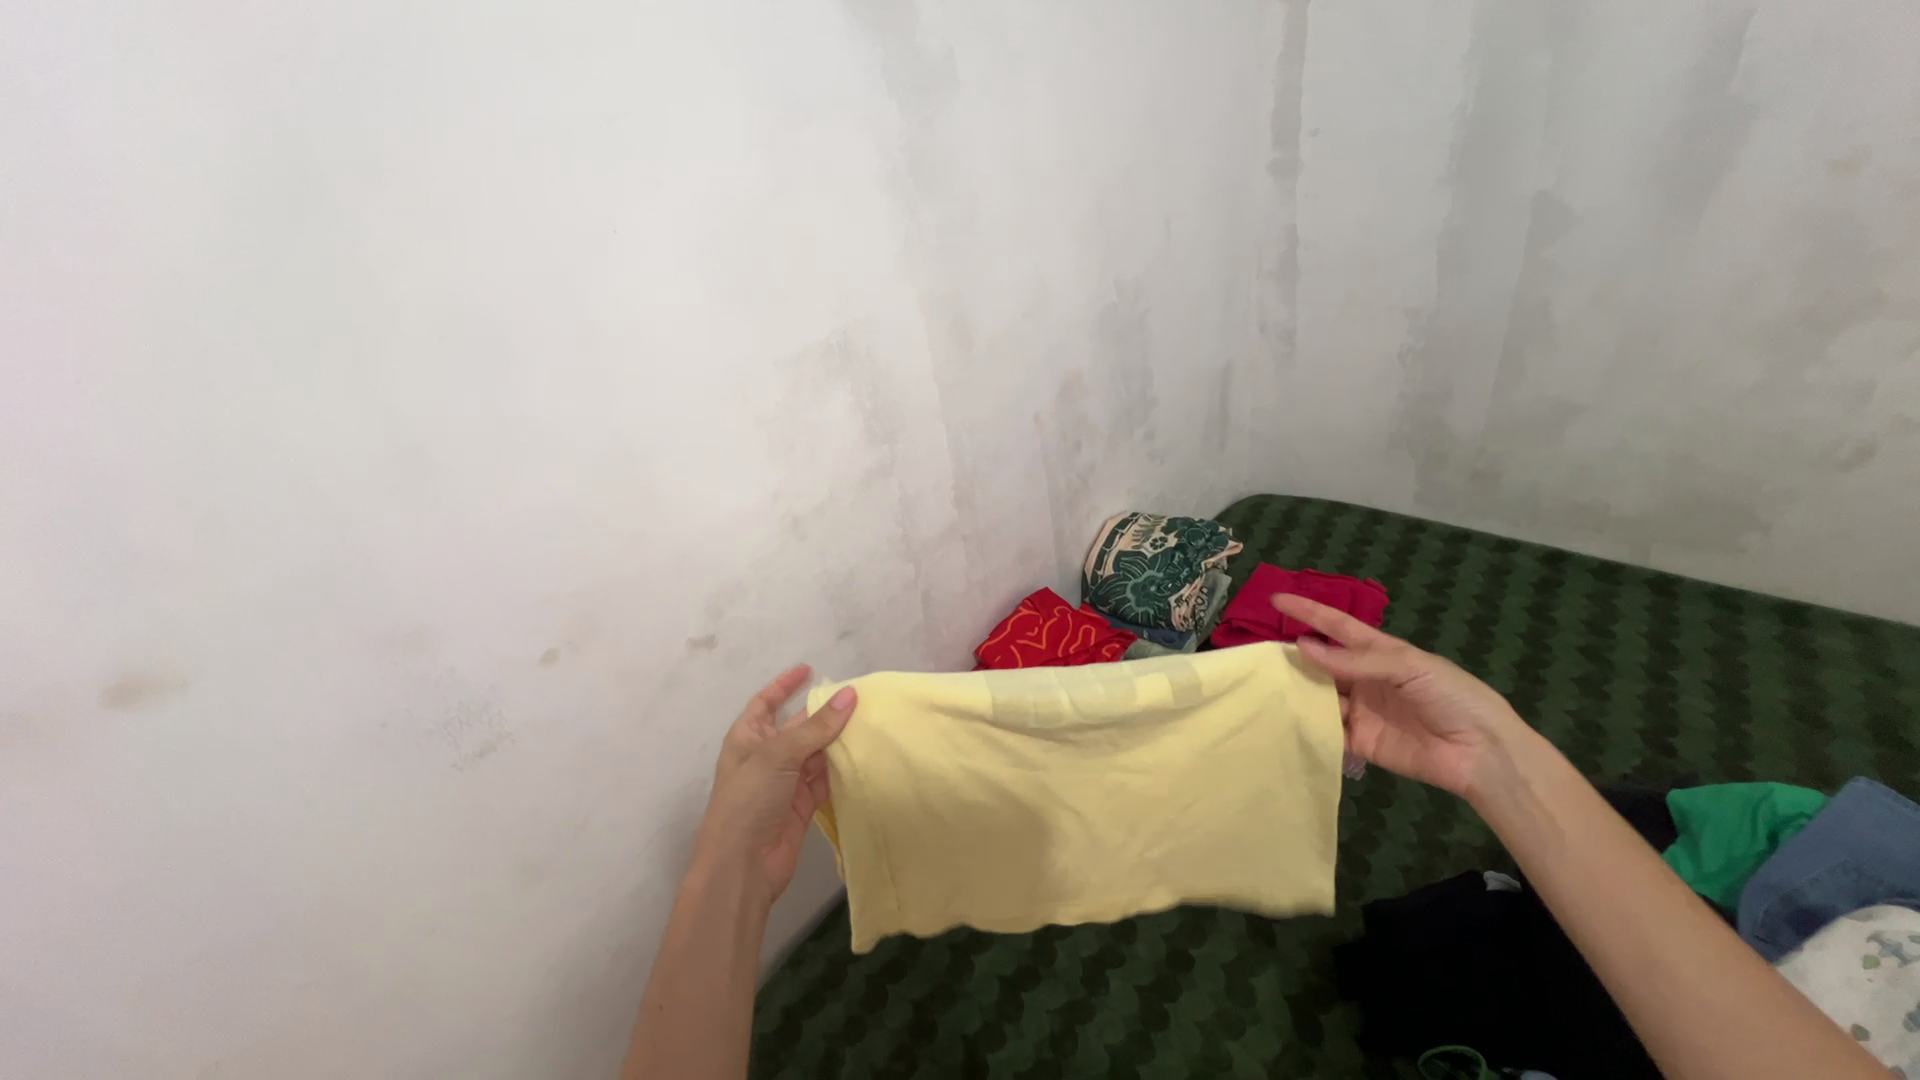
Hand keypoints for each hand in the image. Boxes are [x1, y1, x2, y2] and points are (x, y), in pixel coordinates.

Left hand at [696, 665, 856, 900]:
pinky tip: (863, 757)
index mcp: (748, 737)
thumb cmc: (749, 800)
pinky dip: (842, 769)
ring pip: (816, 752)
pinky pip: (825, 779)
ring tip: (870, 723)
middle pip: (799, 726)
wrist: (742, 865)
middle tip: (860, 699)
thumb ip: (817, 727)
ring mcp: (785, 781)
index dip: (785, 684)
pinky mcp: (802, 804)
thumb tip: (851, 695)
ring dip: (838, 741)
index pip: (767, 701)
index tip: (809, 669)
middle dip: (825, 713)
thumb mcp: (779, 755)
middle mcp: (767, 755)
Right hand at [1274, 595, 1526, 796]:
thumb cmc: (1454, 698)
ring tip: (1263, 685)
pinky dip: (1306, 723)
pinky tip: (1284, 717)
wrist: (1482, 754)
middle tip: (1259, 654)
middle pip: (1321, 663)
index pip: (1337, 627)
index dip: (1308, 612)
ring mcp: (1361, 710)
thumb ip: (1355, 660)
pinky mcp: (1359, 741)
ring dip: (1296, 690)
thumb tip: (1303, 648)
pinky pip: (1326, 729)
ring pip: (1319, 695)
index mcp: (1381, 653)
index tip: (1276, 600)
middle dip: (1294, 656)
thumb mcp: (1409, 667)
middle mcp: (1365, 679)